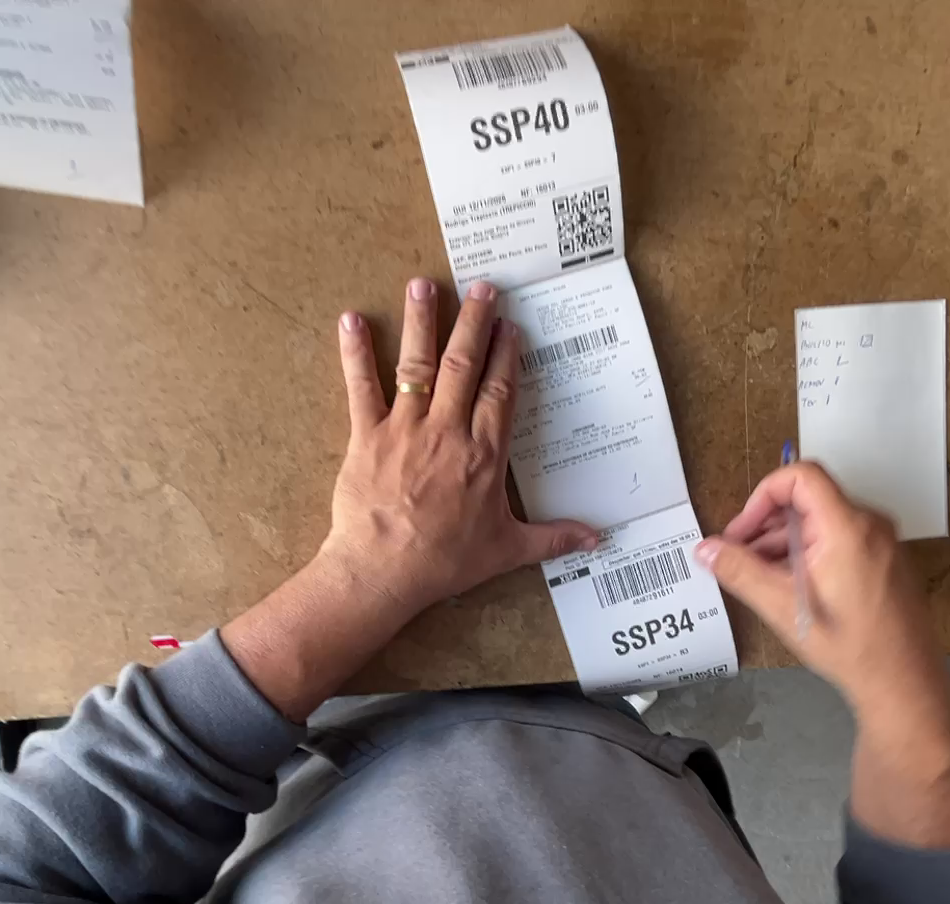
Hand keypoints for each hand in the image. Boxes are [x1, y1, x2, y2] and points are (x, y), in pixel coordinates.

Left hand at [223, 276, 595, 720]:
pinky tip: (351, 321)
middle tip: (481, 287)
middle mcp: (448, 431)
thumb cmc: (447, 562)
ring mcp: (406, 429)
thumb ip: (553, 538)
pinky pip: (361, 387)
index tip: (509, 326)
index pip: (499, 392)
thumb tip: (598, 540)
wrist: (384, 572)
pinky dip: (355, 353)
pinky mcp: (366, 436)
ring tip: (423, 285)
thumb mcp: (507, 551)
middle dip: (473, 322)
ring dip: (422, 323)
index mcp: (484, 454)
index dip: (505, 356)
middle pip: (464, 366)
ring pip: (418, 365)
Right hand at [695, 463, 949, 847]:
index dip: (762, 496)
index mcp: (847, 528)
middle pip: (806, 499)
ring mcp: (880, 542)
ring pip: (820, 520)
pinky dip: (806, 551)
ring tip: (758, 575)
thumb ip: (740, 571)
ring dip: (782, 540)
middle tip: (738, 555)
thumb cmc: (852, 648)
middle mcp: (868, 525)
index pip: (799, 476)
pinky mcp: (882, 559)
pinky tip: (788, 585)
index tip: (743, 530)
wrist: (904, 684)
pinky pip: (837, 537)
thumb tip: (706, 549)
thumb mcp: (783, 608)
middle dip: (765, 523)